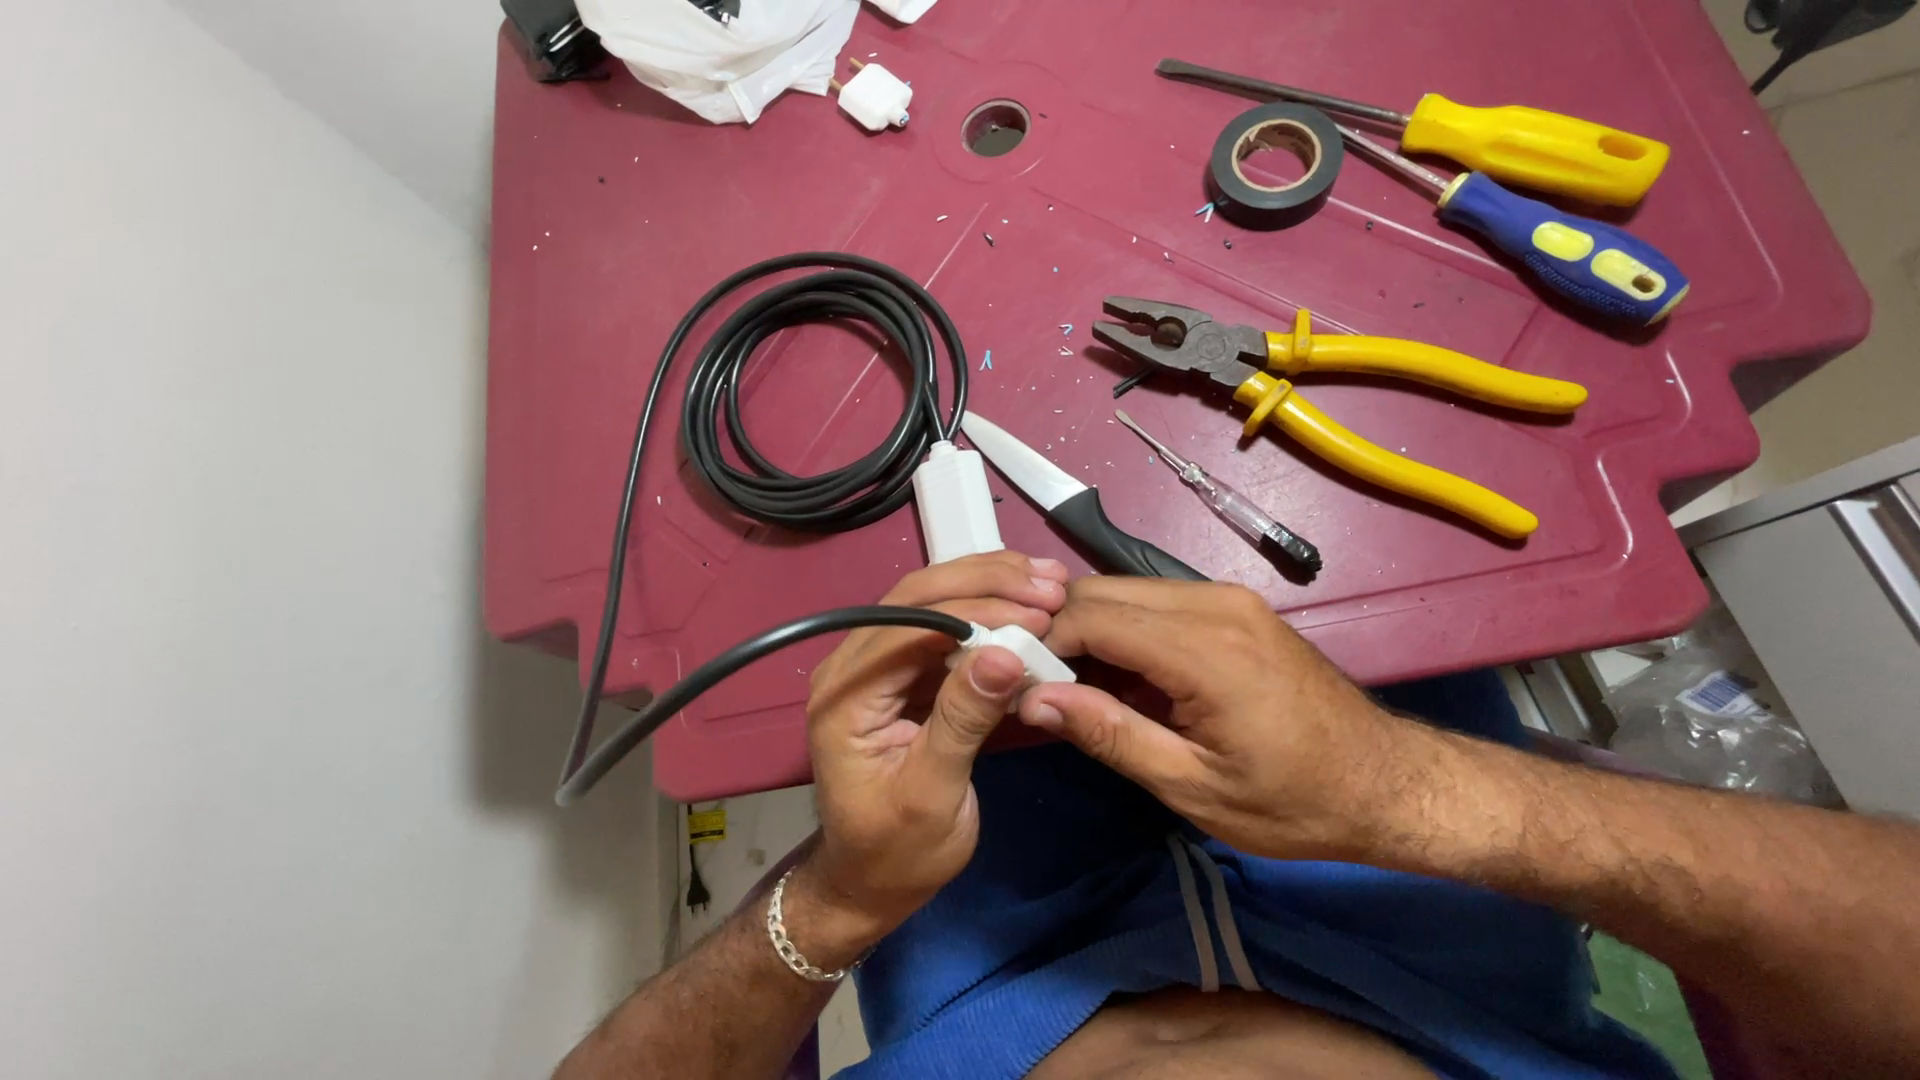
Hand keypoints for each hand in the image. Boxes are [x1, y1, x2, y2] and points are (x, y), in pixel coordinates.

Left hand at [801, 551, 1068, 942]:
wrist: (871, 881)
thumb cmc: (897, 851)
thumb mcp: (932, 795)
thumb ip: (962, 721)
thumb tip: (1004, 654)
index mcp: (846, 695)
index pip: (908, 627)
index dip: (974, 610)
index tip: (1038, 612)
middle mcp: (852, 666)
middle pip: (916, 598)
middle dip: (984, 582)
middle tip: (1050, 583)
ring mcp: (876, 666)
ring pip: (931, 602)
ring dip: (989, 586)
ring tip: (1047, 581)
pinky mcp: (903, 674)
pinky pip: (942, 628)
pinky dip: (987, 612)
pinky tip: (1025, 605)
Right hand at [1015, 576, 1424, 860]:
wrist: (1389, 783)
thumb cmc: (1294, 802)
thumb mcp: (1193, 786)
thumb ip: (1110, 734)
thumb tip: (1033, 698)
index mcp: (1205, 648)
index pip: (1091, 615)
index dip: (1041, 642)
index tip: (1014, 681)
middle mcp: (1214, 603)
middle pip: (1102, 591)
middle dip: (1057, 630)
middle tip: (1034, 684)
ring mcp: (1228, 598)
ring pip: (1125, 591)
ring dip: (1089, 629)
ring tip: (1072, 685)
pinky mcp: (1235, 606)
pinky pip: (1156, 602)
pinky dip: (1123, 629)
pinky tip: (1118, 675)